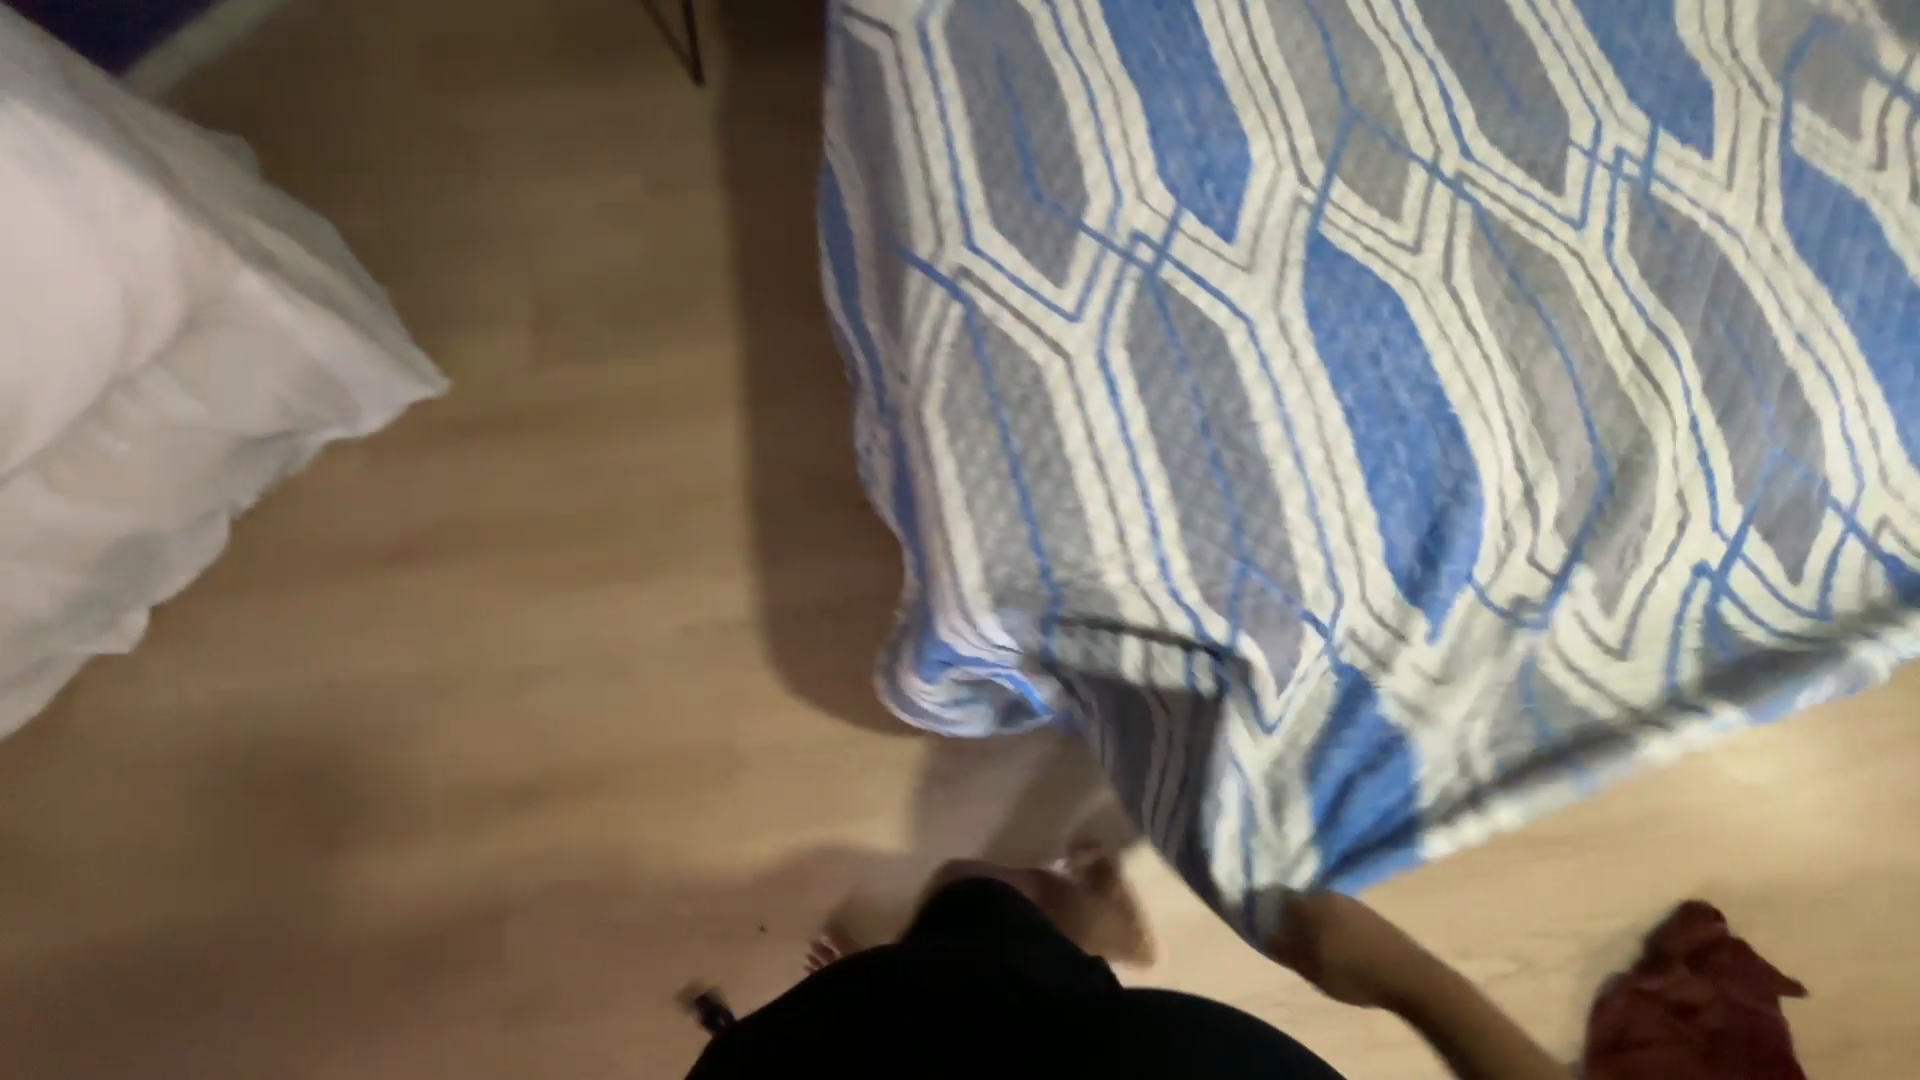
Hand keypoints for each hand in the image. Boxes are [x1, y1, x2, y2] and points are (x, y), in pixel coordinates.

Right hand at [1266, 890, 1440, 1009]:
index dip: (1269, 915)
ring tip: (1316, 949)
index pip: (1277, 899)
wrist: (1410, 977)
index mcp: (1309, 902)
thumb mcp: (1310, 967)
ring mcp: (1350, 902)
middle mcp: (1327, 894)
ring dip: (1314, 925)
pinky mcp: (1368, 914)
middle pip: (1299, 903)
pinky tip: (1340, 948)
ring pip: (1320, 910)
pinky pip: (1339, 916)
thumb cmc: (1353, 972)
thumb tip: (1262, 931)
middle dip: (1292, 920)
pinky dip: (1333, 929)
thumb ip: (1283, 947)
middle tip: (1292, 944)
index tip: (1268, 932)